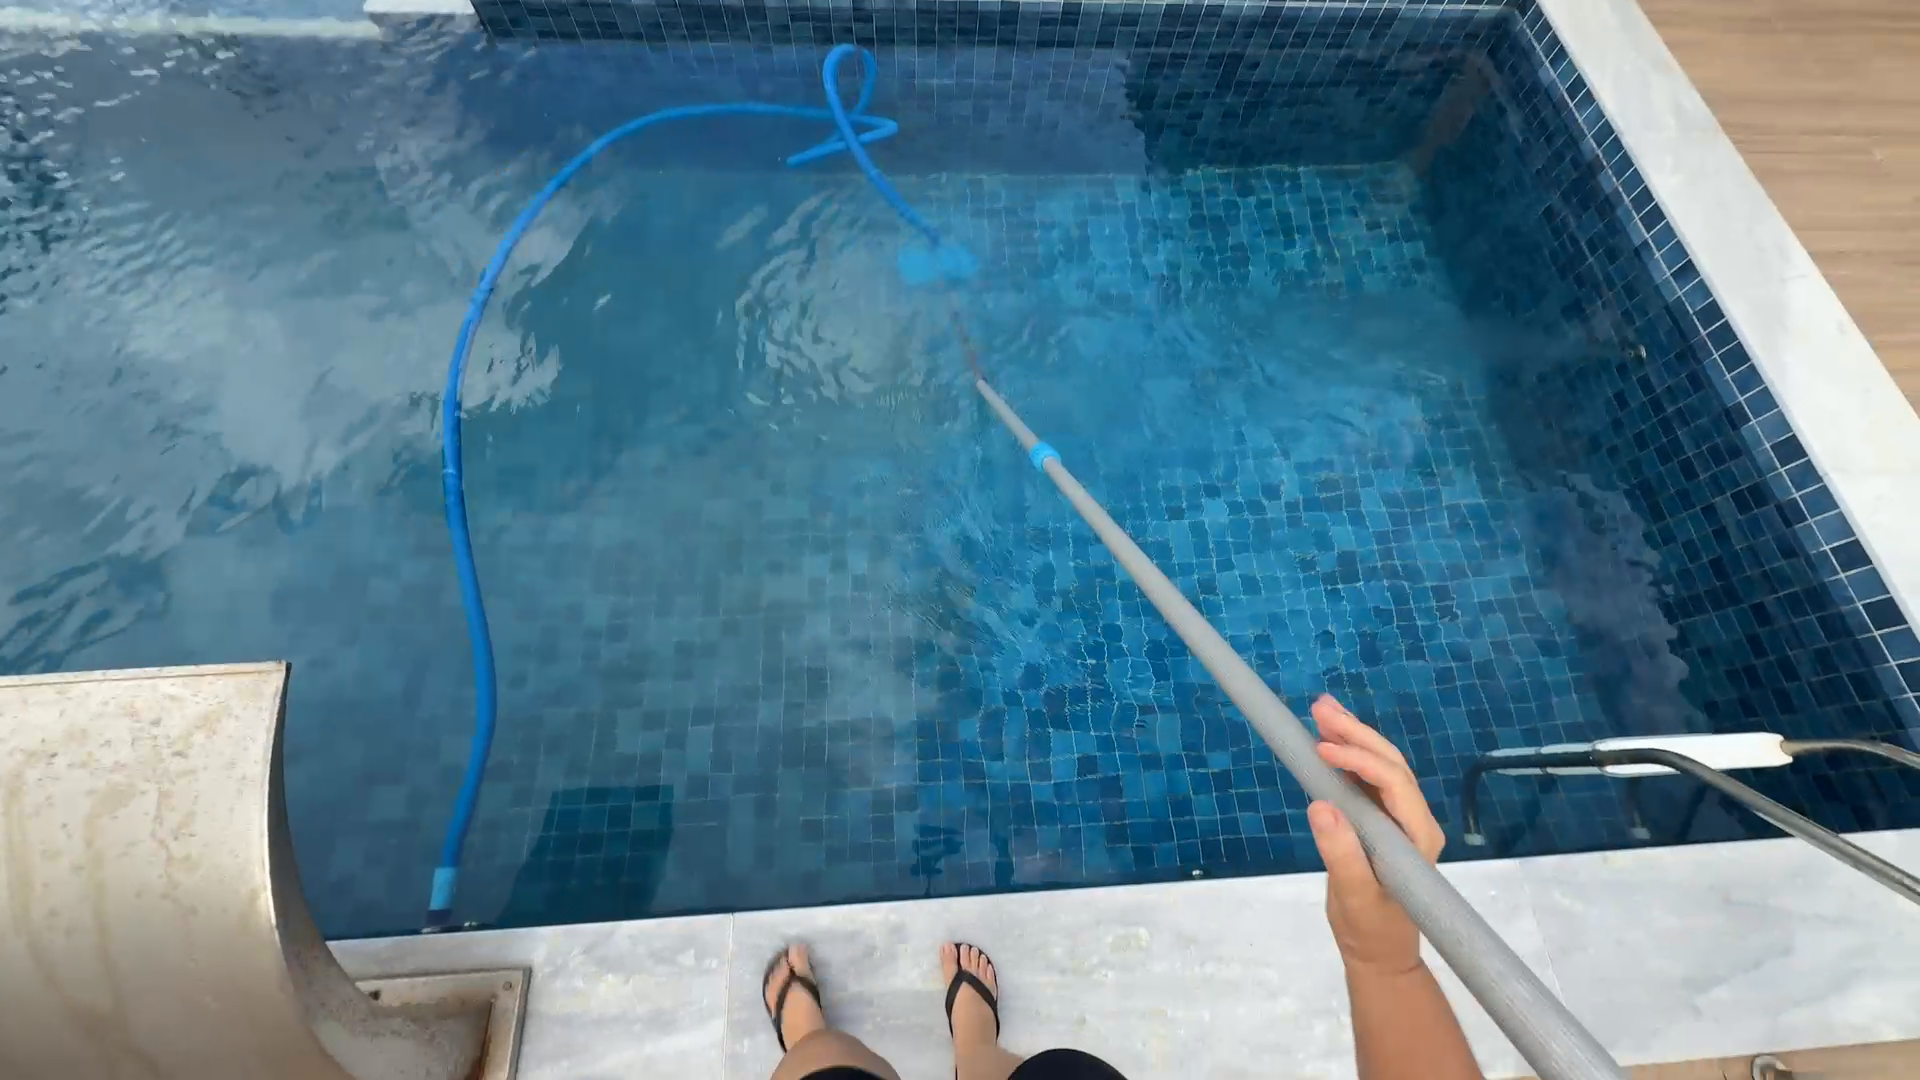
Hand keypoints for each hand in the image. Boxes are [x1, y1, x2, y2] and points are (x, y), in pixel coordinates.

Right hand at [1305, 694, 1445, 977]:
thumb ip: (1341, 854)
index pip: (1396, 785)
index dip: (1361, 760)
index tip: (1322, 749)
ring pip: (1380, 765)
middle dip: (1357, 733)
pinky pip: (1366, 776)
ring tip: (1321, 710)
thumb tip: (1320, 805)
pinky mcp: (1379, 819)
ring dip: (1352, 735)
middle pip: (1391, 765)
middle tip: (1319, 707)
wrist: (1378, 951)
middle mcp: (1413, 821)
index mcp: (1418, 838)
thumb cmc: (1370, 928)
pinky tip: (1326, 736)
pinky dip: (1346, 752)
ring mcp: (1398, 818)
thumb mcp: (1352, 896)